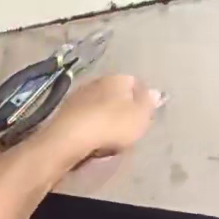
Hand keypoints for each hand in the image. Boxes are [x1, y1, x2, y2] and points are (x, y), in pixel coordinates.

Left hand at [35, 74, 163, 160]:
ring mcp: (76, 97)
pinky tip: (91, 140)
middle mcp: (95, 82)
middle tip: (127, 126)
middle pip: (113, 93)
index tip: (143, 114)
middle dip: (119, 107)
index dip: (140, 98)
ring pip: (96, 105)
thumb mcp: (140, 117)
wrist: (70, 138)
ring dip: (102, 117)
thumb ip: (149, 104)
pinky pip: (82, 119)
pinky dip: (88, 127)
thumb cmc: (112, 125)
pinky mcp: (63, 114)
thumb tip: (155, 92)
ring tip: (109, 136)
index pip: (133, 82)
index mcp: (116, 78)